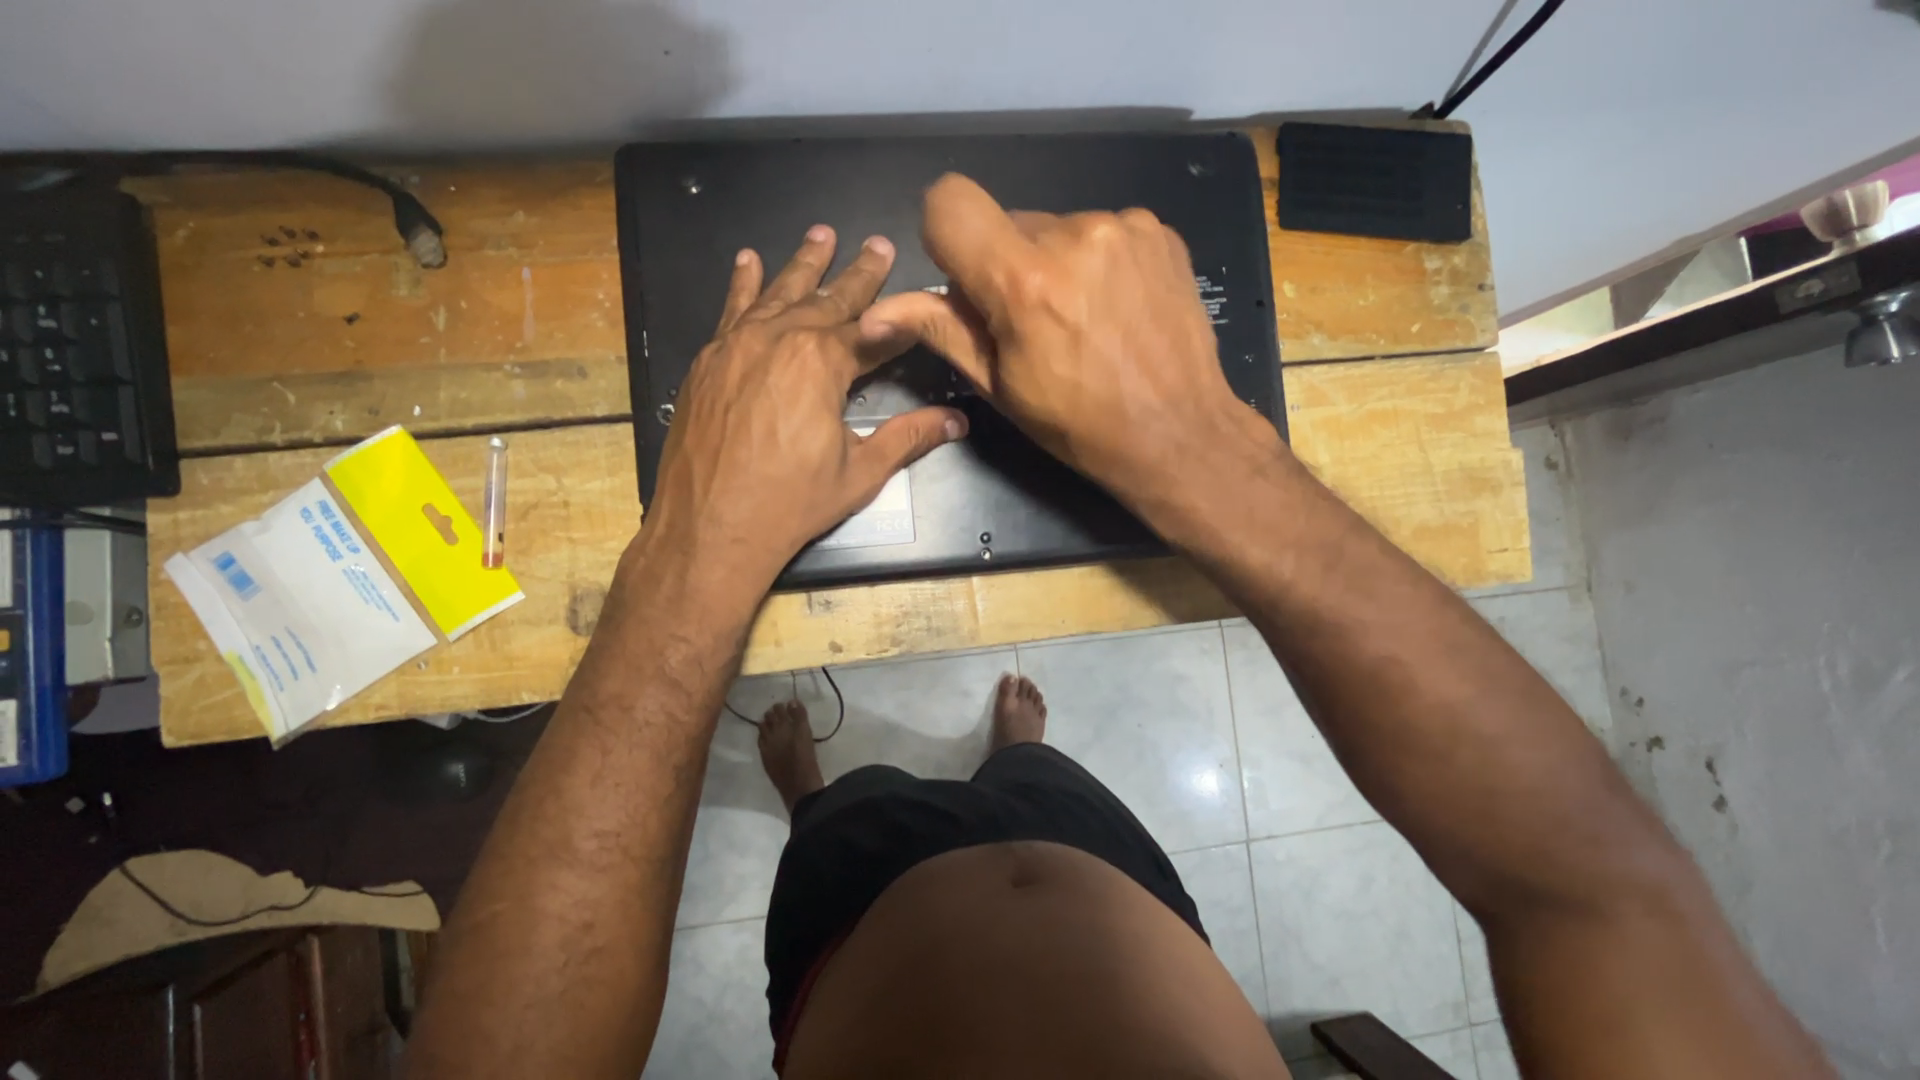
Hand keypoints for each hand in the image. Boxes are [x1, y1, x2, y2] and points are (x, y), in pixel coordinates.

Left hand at [639, 226, 967, 589]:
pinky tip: (748, 262)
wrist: (708, 529)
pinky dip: (742, 285)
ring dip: (803, 264)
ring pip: (777, 294)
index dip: (898, 319)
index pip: (872, 331)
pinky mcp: (707, 361)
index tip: (917, 300)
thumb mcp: (860, 472)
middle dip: (857, 273)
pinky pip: (730, 311)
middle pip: (827, 300)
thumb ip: (907, 437)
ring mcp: (735, 345)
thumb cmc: (790, 504)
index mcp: (822, 361)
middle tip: (878, 245)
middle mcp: (779, 339)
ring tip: (822, 233)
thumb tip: (957, 421)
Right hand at [859, 175, 1281, 524]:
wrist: (1179, 432)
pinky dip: (1095, 261)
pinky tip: (1115, 308)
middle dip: (1005, 264)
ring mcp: (1123, 227)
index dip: (945, 234)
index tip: (966, 279)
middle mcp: (1073, 234)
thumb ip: (942, 332)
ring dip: (1053, 263)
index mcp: (1024, 281)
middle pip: (1007, 222)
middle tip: (1031, 323)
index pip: (950, 201)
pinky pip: (1100, 231)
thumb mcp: (1000, 387)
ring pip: (1056, 227)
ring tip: (1082, 320)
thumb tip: (876, 312)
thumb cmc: (1080, 424)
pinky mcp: (1157, 230)